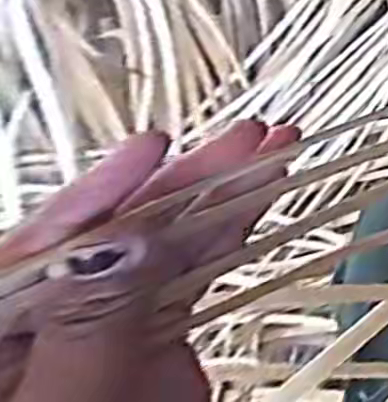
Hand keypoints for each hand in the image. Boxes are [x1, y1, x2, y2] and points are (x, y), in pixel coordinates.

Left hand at [0, 122, 298, 401]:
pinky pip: (191, 270)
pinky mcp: (149, 336)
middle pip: (107, 239)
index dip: (92, 196)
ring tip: (275, 150)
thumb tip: (125, 241)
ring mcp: (94, 331)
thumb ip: (93, 324)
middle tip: (245, 138)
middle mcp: (34, 330)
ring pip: (162, 247)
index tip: (152, 148)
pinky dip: (233, 230)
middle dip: (180, 185)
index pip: (25, 255)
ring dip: (223, 197)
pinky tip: (262, 196)